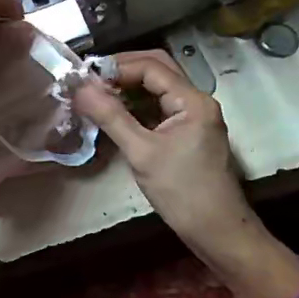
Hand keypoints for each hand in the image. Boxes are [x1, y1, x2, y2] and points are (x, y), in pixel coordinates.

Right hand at [73, 50, 298, 297]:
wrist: (217, 231)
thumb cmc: (182, 193)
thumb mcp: (141, 153)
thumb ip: (111, 117)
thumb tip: (80, 87)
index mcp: (192, 101)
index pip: (151, 67)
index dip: (116, 67)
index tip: (85, 76)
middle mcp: (196, 101)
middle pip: (157, 70)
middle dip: (122, 70)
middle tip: (89, 79)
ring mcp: (194, 117)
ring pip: (158, 89)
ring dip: (128, 87)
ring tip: (95, 94)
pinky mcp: (188, 132)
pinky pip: (159, 108)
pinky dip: (136, 105)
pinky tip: (114, 113)